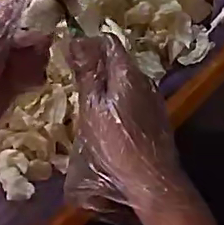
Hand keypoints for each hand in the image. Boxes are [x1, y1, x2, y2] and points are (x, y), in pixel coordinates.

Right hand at [63, 36, 194, 219]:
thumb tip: (76, 40)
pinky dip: (116, 100)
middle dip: (96, 64)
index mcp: (128, 74)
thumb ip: (87, 74)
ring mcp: (152, 101)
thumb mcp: (92, 109)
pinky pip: (132, 98)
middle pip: (118, 61)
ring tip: (84, 96)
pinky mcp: (155, 119)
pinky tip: (104, 117)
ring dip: (105, 84)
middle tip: (71, 75)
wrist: (152, 183)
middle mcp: (144, 81)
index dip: (88, 44)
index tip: (68, 54)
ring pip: (125, 81)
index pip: (109, 43)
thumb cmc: (116, 145)